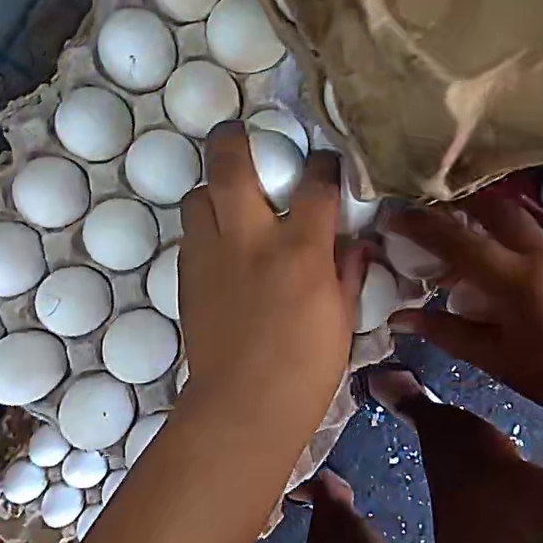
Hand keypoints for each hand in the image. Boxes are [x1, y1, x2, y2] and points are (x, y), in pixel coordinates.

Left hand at [177, 123, 366, 452]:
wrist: (244, 406)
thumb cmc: (307, 369)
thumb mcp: (342, 319)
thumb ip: (348, 272)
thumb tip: (355, 244)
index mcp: (301, 251)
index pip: (316, 184)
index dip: (324, 164)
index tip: (326, 162)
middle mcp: (251, 239)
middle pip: (232, 165)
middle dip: (236, 139)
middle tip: (243, 135)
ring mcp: (211, 255)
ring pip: (199, 195)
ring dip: (215, 189)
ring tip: (231, 201)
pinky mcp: (186, 276)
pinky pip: (192, 233)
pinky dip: (206, 227)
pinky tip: (222, 245)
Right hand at [390, 195, 542, 441]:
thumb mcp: (498, 361)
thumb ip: (448, 334)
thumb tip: (401, 320)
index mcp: (516, 280)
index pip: (457, 240)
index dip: (420, 225)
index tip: (392, 217)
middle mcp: (541, 252)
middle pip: (492, 207)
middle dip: (456, 204)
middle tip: (428, 216)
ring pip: (516, 219)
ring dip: (483, 222)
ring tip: (458, 245)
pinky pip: (534, 237)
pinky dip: (507, 242)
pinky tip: (497, 270)